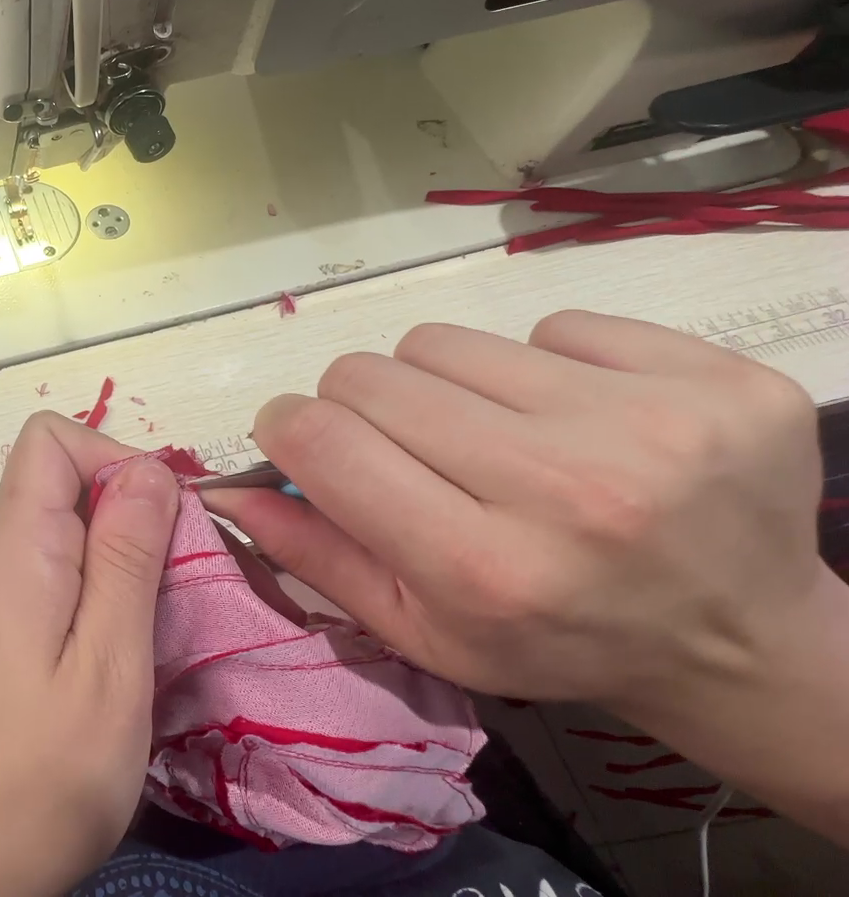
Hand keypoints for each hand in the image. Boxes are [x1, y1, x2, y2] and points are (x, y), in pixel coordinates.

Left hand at [0, 412, 179, 895]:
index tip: (161, 524)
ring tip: (152, 615)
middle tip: (170, 580)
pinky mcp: (5, 616)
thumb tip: (148, 466)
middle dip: (127, 506)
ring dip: (120, 548)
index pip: (50, 437)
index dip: (112, 458)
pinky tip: (120, 638)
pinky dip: (99, 580)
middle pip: (60, 474)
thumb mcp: (110, 657)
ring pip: (64, 519)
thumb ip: (127, 554)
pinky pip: (56, 562)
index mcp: (17, 540)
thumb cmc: (49, 763)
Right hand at [201, 310, 829, 710]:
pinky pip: (549, 326)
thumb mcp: (414, 628)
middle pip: (367, 376)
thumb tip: (224, 490)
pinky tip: (573, 420)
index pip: (320, 438)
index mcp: (481, 566)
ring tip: (488, 435)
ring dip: (438, 383)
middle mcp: (564, 488)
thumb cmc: (549, 641)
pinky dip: (537, 367)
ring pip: (441, 341)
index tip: (301, 438)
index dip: (286, 426)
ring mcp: (649, 423)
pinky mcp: (716, 379)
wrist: (745, 643)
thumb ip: (311, 554)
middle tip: (404, 450)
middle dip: (358, 407)